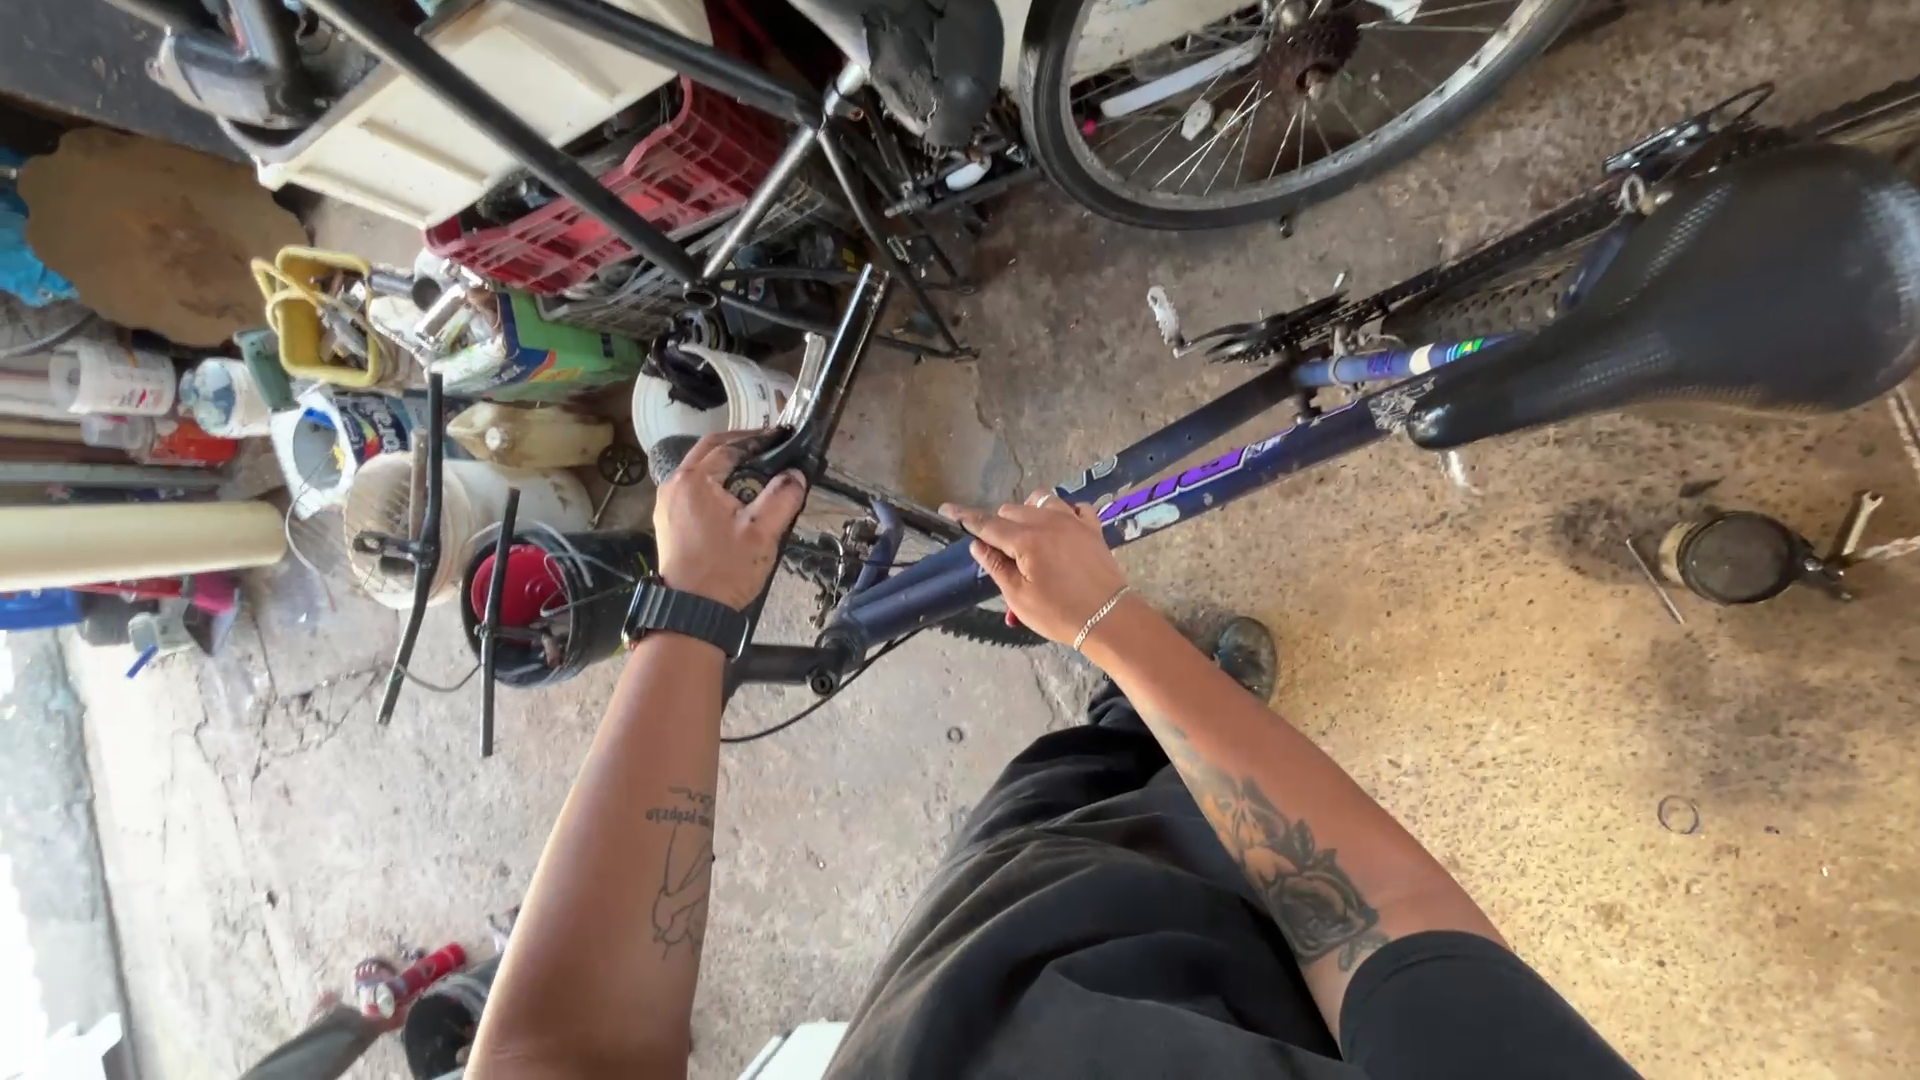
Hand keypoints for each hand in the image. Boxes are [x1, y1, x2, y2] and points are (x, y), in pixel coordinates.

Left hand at [653, 430, 807, 609]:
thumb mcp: (763, 531)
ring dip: (725, 463)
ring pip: (698, 469)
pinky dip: (714, 482)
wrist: (691, 610)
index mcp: (695, 480)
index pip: (729, 446)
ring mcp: (667, 504)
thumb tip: (796, 475)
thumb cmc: (725, 569)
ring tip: (755, 468)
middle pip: (708, 451)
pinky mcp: (668, 521)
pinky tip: (734, 495)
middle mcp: (674, 485)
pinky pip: (692, 489)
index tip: (781, 437)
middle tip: (768, 445)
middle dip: (739, 444)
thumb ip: (783, 496)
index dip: (758, 440)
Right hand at [940, 491, 1129, 647]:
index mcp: (1025, 540)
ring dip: (1028, 513)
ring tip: (1029, 537)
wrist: (1109, 619)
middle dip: (1000, 525)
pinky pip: (1074, 507)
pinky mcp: (1093, 528)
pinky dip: (1062, 513)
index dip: (965, 516)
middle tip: (1003, 554)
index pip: (987, 523)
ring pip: (1041, 500)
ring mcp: (1073, 521)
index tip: (946, 508)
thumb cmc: (1059, 614)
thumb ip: (996, 567)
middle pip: (1012, 510)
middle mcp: (1048, 522)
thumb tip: (978, 544)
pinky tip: (1060, 529)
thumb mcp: (1019, 597)